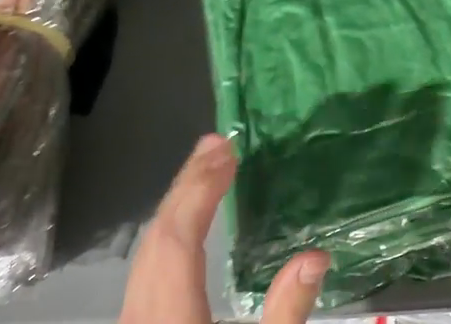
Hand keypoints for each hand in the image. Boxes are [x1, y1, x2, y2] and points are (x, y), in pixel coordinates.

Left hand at [122, 134, 330, 323]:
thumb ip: (287, 313)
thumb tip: (316, 256)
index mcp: (172, 318)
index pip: (178, 239)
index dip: (200, 190)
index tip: (227, 151)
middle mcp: (143, 315)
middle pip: (157, 238)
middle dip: (187, 185)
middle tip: (219, 144)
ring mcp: (135, 321)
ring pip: (147, 253)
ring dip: (176, 206)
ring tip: (207, 171)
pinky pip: (147, 269)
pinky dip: (169, 234)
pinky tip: (190, 227)